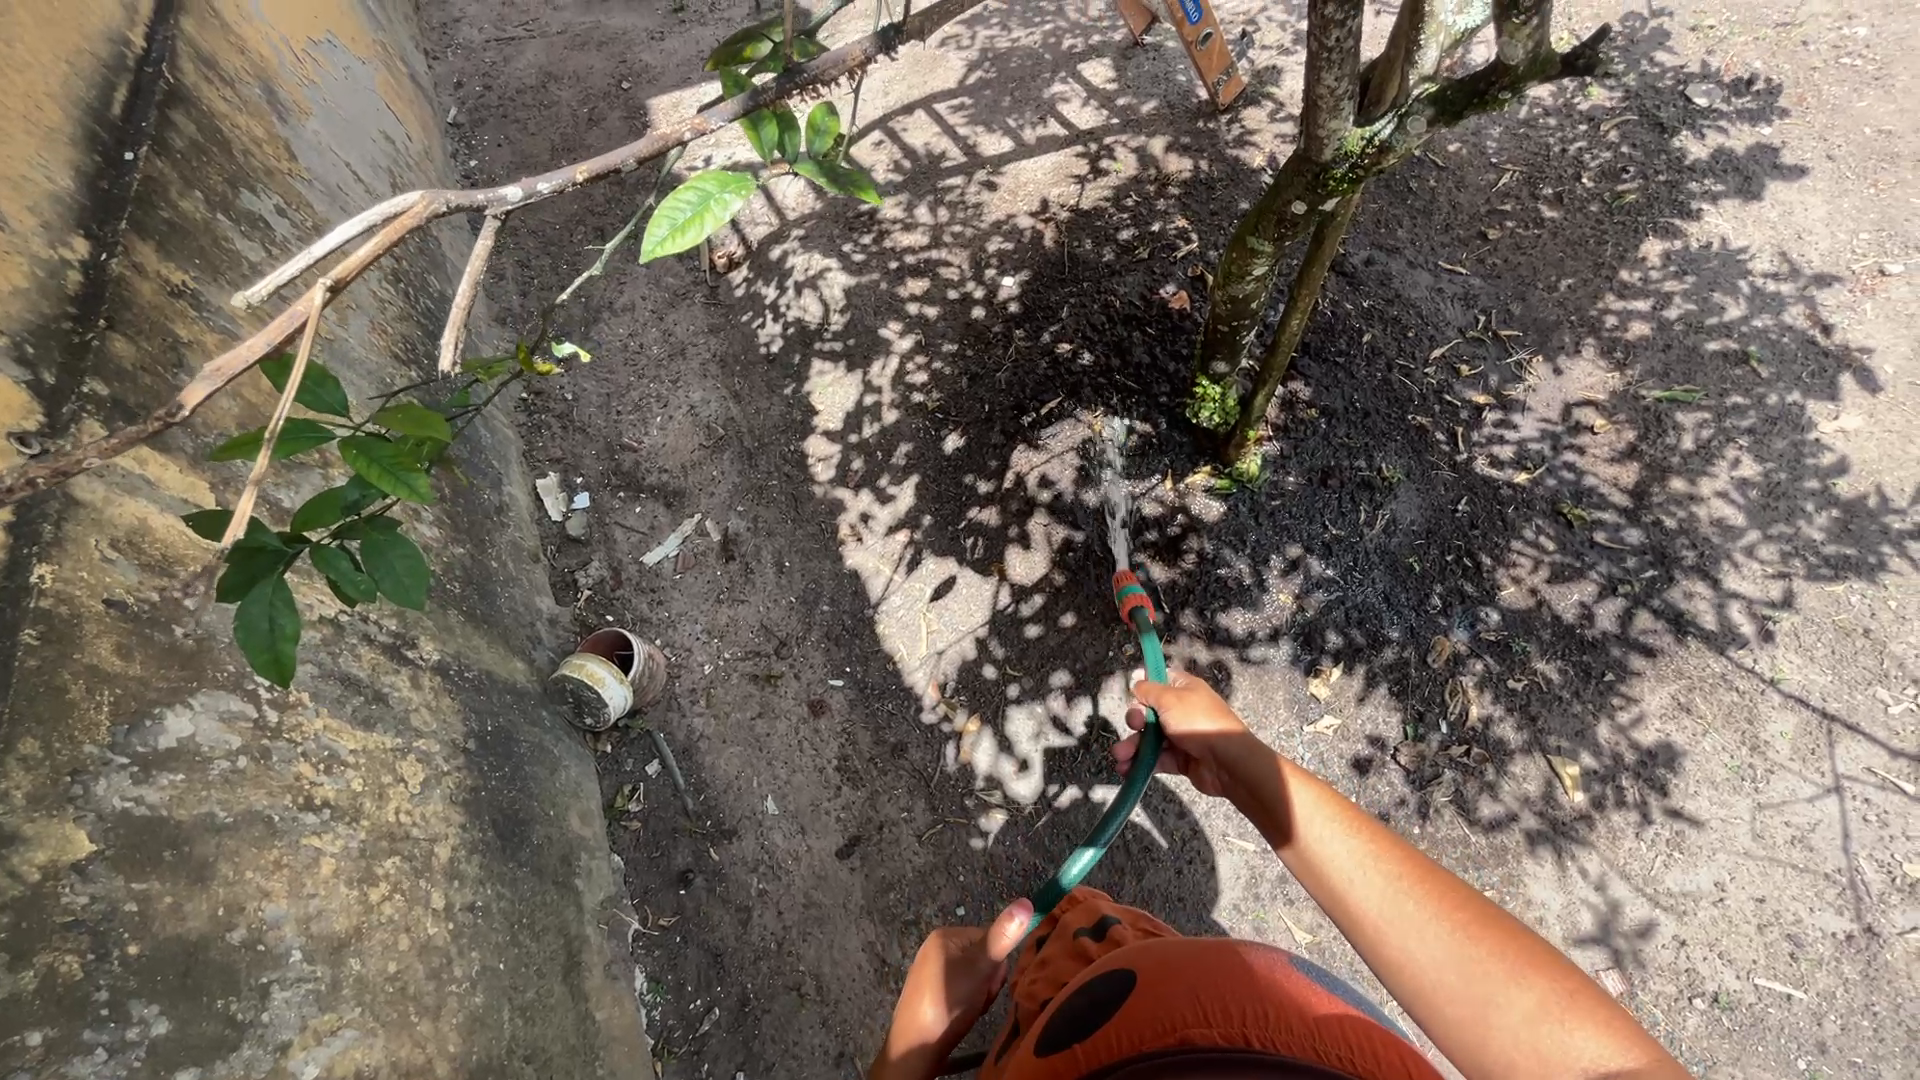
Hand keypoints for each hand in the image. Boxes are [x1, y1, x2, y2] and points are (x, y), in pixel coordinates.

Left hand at [870, 898, 1032, 1079]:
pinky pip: (959, 992)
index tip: (988, 983)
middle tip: (978, 1000)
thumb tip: (1026, 902)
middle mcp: (936, 948)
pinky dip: (965, 1005)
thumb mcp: (980, 967)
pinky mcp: (929, 995)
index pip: (989, 939)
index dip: (996, 965)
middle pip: (981, 960)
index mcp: (946, 934)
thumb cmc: (948, 1000)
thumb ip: (1003, 937)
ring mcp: (931, 972)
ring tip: (968, 1011)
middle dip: (987, 983)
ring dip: (978, 996)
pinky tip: (959, 1017)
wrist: (915, 1046)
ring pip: (973, 979)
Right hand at [1113, 669, 1264, 799]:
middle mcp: (1181, 710)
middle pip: (1148, 712)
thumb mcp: (1169, 698)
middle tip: (1134, 725)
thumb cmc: (1198, 722)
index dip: (1143, 686)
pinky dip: (1140, 763)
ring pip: (1149, 738)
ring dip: (1132, 746)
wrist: (1226, 762)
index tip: (1131, 692)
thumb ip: (1147, 690)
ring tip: (1120, 757)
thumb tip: (1135, 679)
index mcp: (1183, 690)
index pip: (1159, 681)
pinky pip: (1155, 758)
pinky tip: (1126, 769)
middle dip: (1135, 720)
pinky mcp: (1179, 759)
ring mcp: (1180, 736)